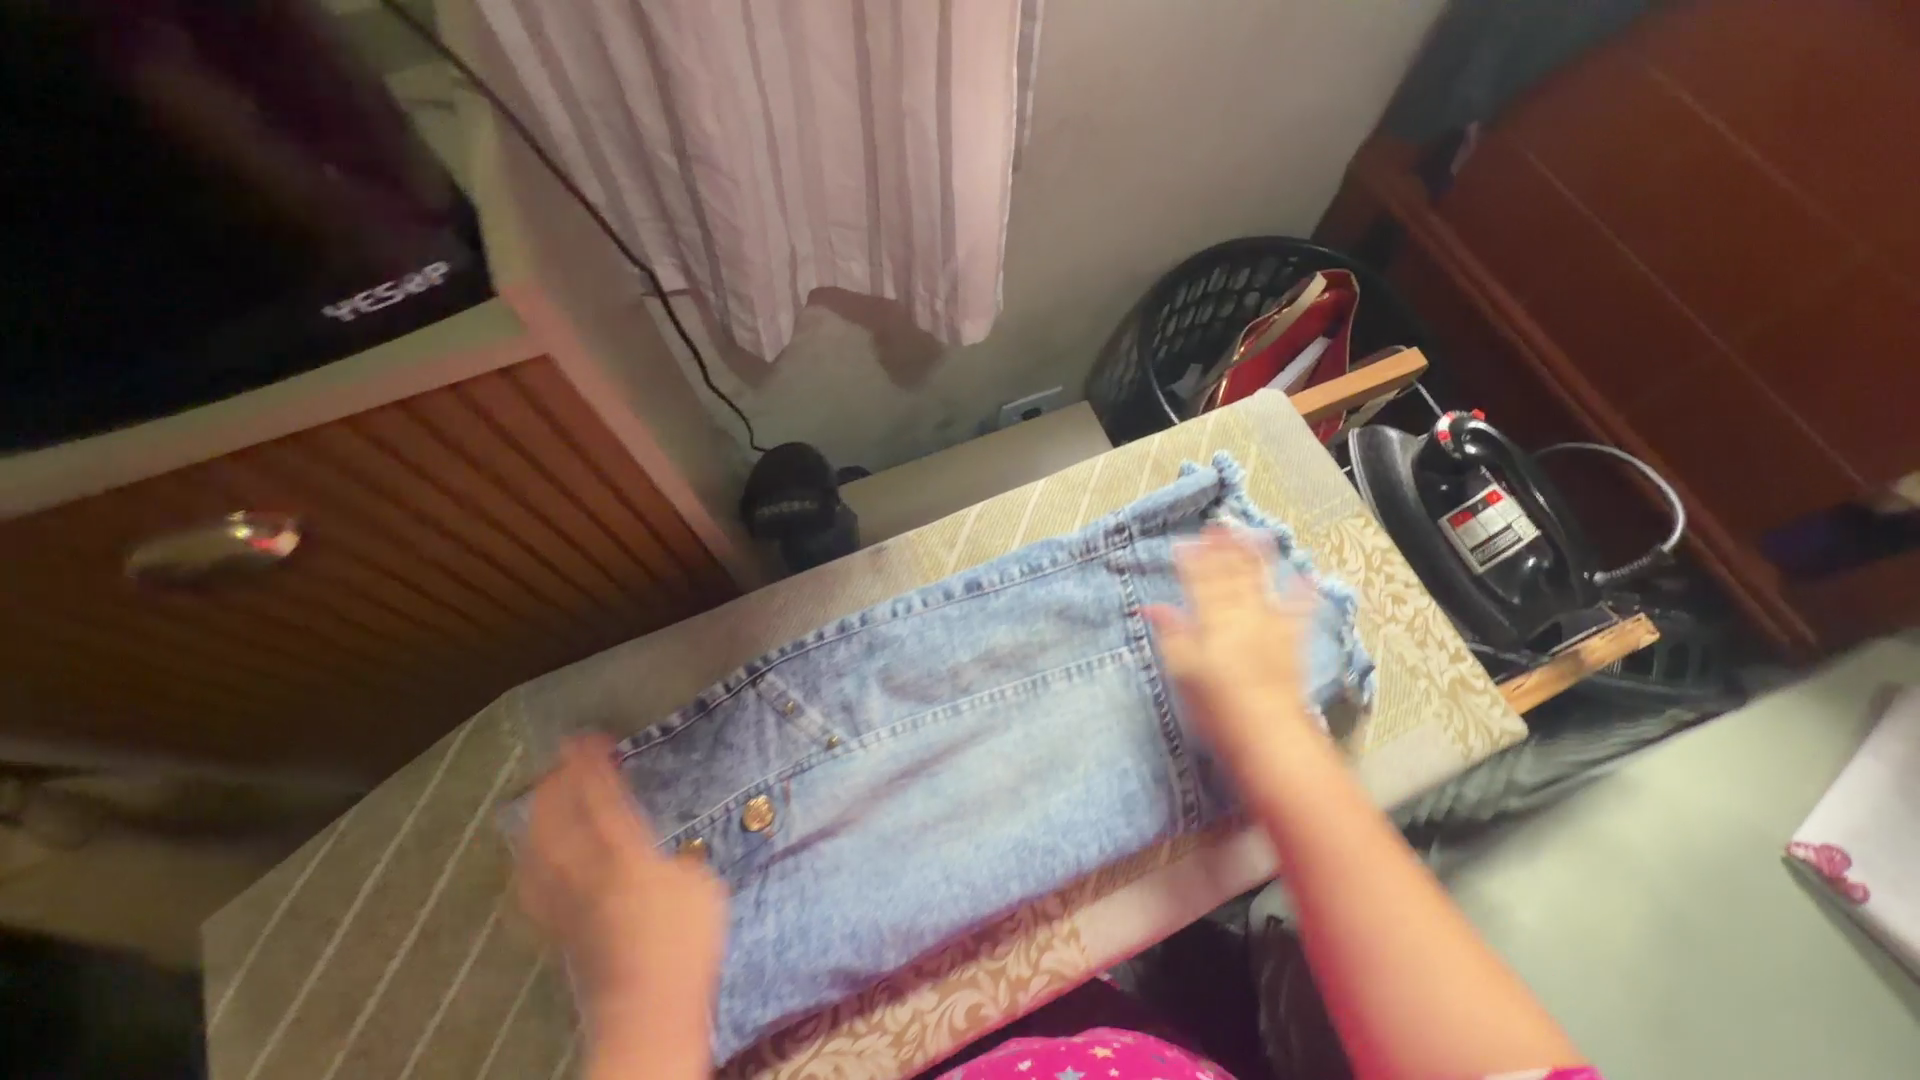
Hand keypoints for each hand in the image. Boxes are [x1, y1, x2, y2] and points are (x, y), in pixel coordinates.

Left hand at [517, 735, 727, 1074]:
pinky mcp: (561, 929)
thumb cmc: (684, 943)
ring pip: (537, 850)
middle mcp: (587, 871)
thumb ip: (676, 863)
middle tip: (560, 762)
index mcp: (625, 854)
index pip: (601, 798)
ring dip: (536, 818)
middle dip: (554, 786)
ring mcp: (568, 902)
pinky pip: (536, 884)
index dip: (591, 766)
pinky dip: (531, 859)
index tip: (586, 737)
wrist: (648, 1007)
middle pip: (555, 820)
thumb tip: (660, 862)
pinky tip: (532, 856)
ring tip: (541, 799)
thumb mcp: (700, 886)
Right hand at [1145, 526, 1326, 796]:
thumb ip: (1172, 634)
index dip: (1191, 561)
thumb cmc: (1220, 709)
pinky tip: (1309, 576)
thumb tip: (1153, 608)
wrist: (1269, 735)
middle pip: (1230, 576)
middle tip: (1219, 526)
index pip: (1198, 582)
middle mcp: (1242, 617)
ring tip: (1256, 534)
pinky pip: (1300, 612)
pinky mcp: (1292, 644)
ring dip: (1258, 558)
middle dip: (1223, 549)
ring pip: (1261, 584)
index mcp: (1212, 622)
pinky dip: (1305, 593)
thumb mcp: (1183, 672)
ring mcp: (1270, 628)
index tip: (1184, 543)